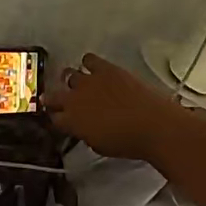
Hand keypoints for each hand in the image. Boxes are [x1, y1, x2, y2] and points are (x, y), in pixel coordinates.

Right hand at [43, 53, 191, 161]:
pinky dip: (89, 63)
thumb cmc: (127, 142)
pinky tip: (95, 68)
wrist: (152, 125)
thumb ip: (85, 134)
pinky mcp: (105, 68)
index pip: (53, 118)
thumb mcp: (99, 145)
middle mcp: (74, 99)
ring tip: (80, 84)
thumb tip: (83, 128)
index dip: (56, 117)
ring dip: (72, 80)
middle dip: (55, 98)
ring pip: (69, 74)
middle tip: (62, 101)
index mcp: (71, 121)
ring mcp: (89, 81)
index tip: (60, 118)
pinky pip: (89, 59)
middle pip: (54, 95)